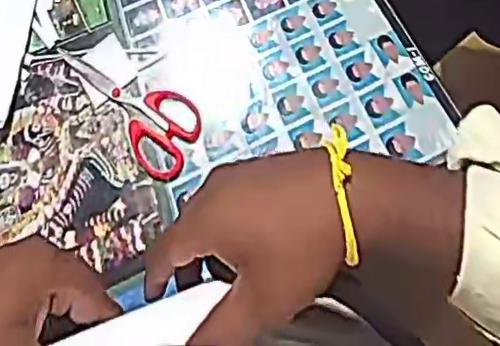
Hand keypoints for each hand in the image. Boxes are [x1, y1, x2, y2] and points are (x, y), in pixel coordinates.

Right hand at [143, 150, 464, 345]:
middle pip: (183, 232)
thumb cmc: (303, 239)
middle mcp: (210, 189)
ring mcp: (233, 175)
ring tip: (237, 275)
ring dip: (211, 245)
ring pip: (207, 215)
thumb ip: (220, 331)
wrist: (343, 194)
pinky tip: (260, 245)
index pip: (160, 253)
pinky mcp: (255, 170)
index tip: (156, 294)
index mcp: (200, 218)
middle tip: (200, 294)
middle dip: (188, 266)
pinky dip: (230, 224)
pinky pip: (228, 200)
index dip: (156, 280)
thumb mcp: (261, 302)